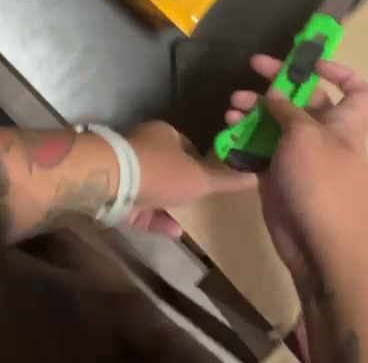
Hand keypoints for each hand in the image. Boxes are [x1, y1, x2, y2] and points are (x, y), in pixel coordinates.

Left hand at [119, 120, 254, 237]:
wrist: (112, 180)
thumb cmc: (161, 171)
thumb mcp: (200, 177)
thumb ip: (225, 179)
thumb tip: (254, 175)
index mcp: (163, 133)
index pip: (186, 145)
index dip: (201, 161)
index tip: (213, 180)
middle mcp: (143, 147)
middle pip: (168, 167)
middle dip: (183, 185)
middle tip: (201, 203)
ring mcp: (128, 170)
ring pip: (153, 189)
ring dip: (169, 206)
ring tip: (188, 222)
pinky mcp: (118, 193)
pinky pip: (141, 208)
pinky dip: (156, 220)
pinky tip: (175, 232)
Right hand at [224, 55, 367, 282]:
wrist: (320, 245)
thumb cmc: (321, 184)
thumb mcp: (305, 137)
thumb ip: (288, 110)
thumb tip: (275, 95)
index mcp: (343, 126)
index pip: (358, 93)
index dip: (341, 73)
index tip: (309, 63)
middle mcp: (323, 136)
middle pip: (304, 99)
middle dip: (277, 82)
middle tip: (251, 67)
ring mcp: (299, 155)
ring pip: (276, 120)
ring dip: (253, 107)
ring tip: (232, 107)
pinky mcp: (277, 172)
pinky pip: (259, 144)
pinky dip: (243, 134)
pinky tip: (227, 129)